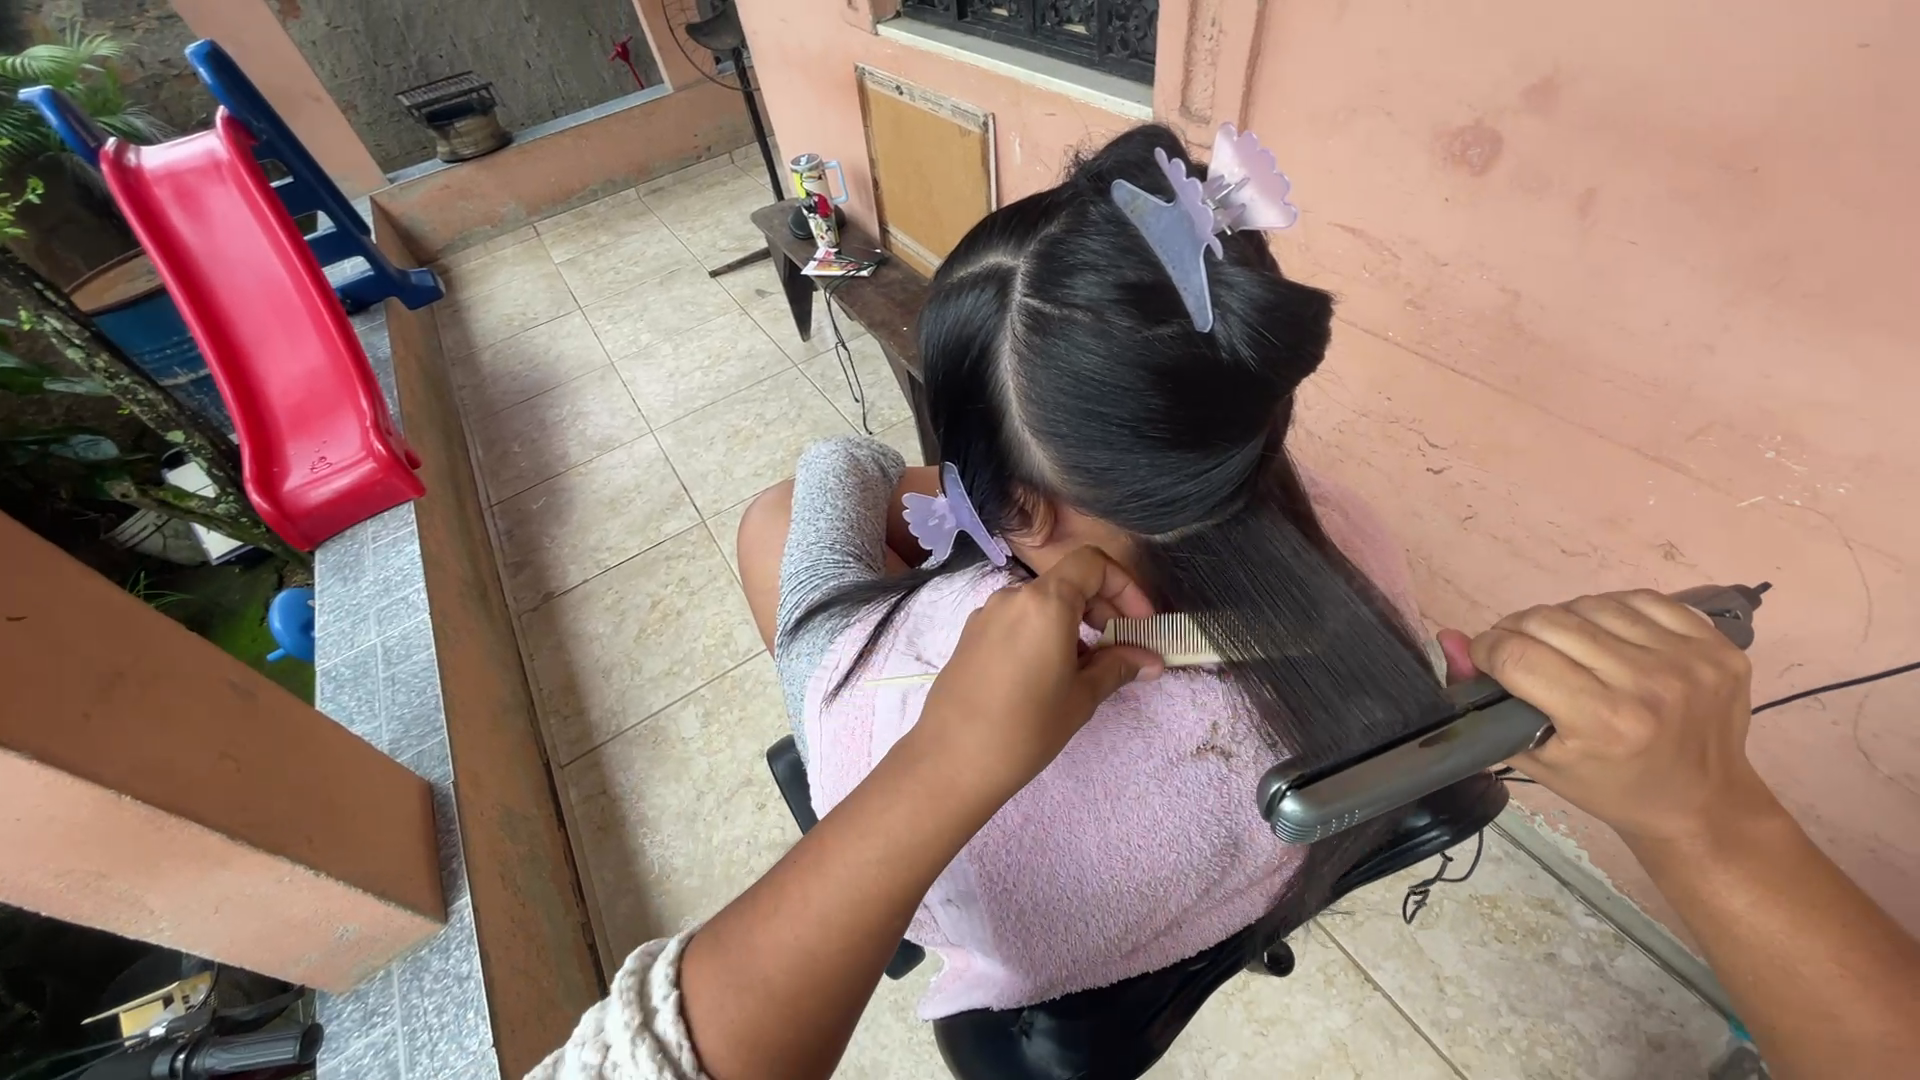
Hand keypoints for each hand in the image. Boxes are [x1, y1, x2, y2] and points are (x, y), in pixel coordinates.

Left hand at [914, 546, 1163, 799]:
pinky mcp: (971, 634)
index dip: (1125, 587)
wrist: (952, 759)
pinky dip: (1043, 630)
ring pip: (1042, 601)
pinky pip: (1017, 619)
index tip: (1140, 622)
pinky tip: (1049, 672)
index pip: (1092, 563)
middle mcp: (1013, 596)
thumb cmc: (1026, 728)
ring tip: (1087, 665)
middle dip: (1102, 605)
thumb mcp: (1081, 697)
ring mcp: (986, 613)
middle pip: (1067, 580)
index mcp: (1045, 601)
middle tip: (1121, 644)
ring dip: (1073, 620)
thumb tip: (1151, 660)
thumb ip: (1118, 667)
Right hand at [1464, 591, 1775, 849]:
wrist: (1703, 803)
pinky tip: (1603, 635)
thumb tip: (1449, 637)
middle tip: (1516, 653)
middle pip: (1547, 621)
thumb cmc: (1606, 785)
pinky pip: (1639, 599)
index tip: (1484, 661)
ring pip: (1588, 604)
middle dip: (1515, 632)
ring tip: (1560, 646)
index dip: (1486, 650)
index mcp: (1603, 721)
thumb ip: (1482, 696)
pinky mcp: (1716, 646)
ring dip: (1560, 620)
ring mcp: (1689, 661)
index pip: (1516, 655)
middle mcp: (1650, 684)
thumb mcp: (1530, 753)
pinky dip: (1608, 610)